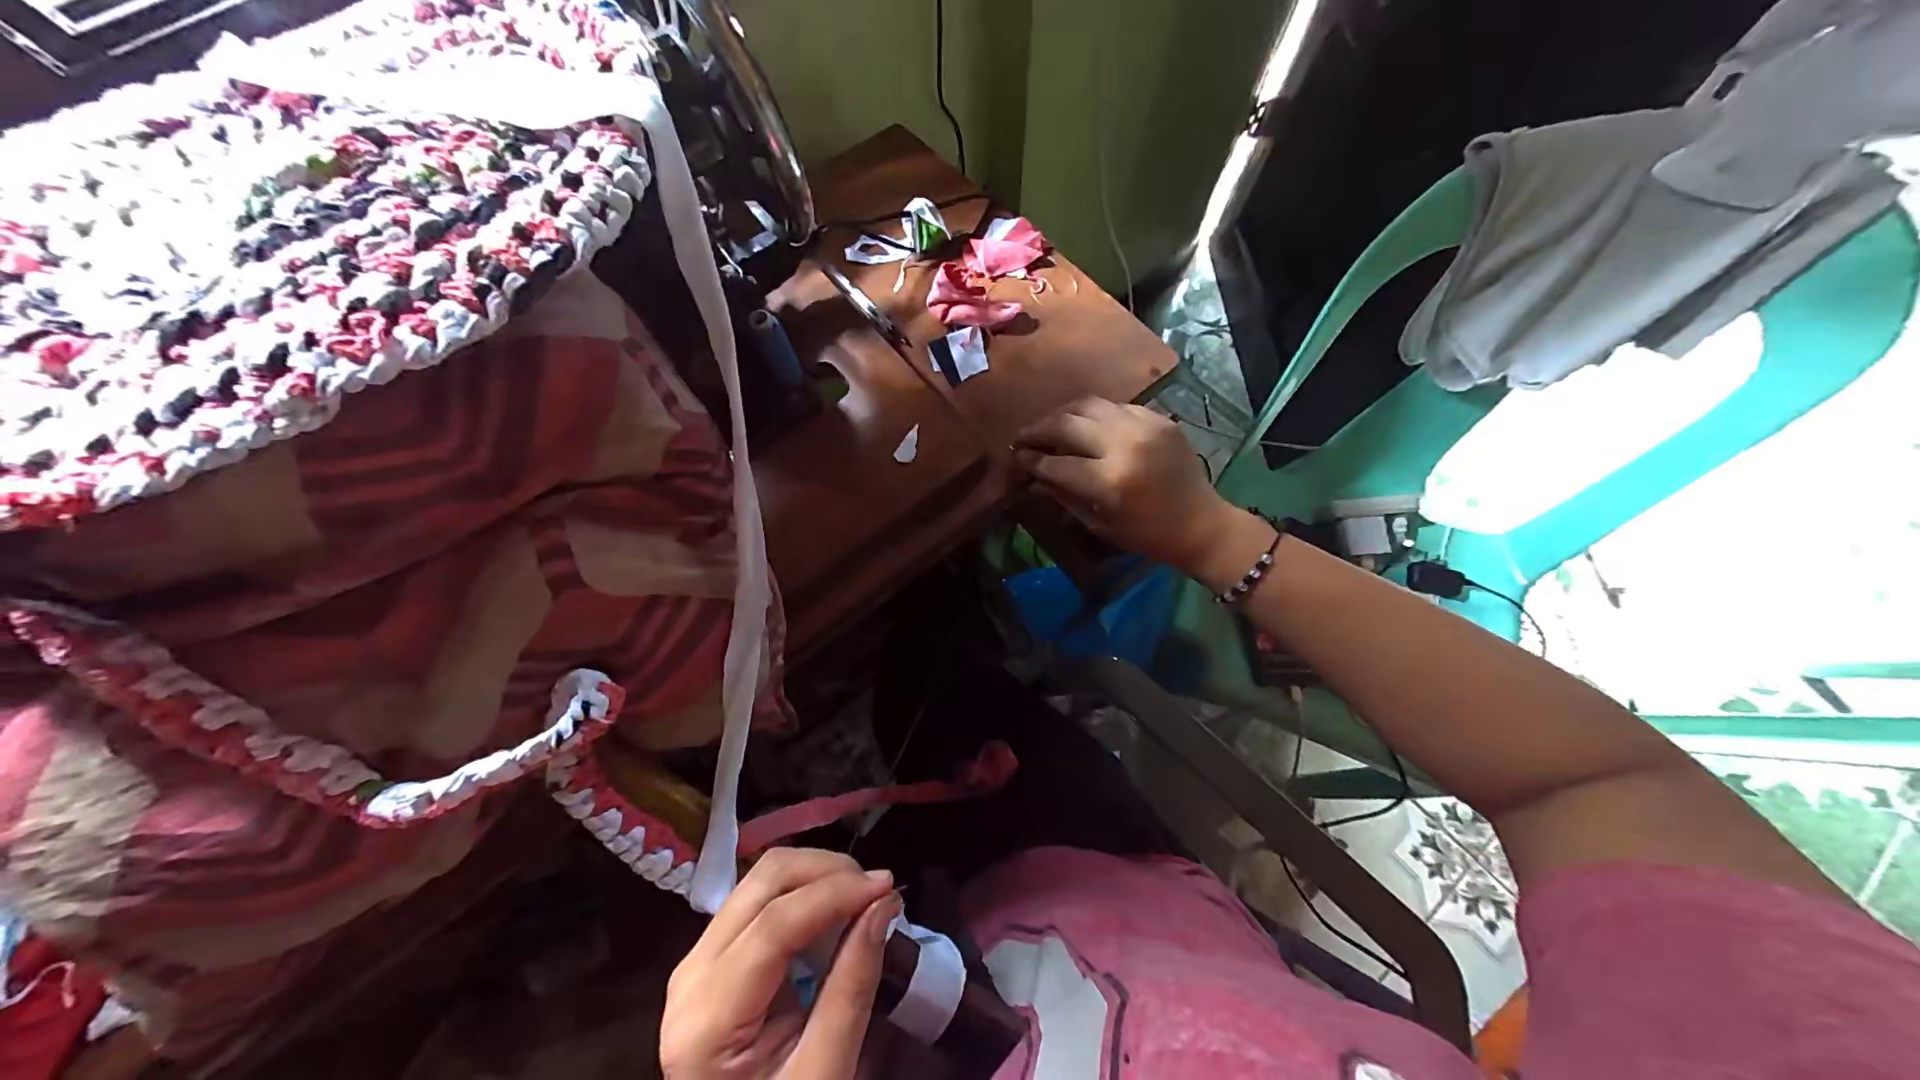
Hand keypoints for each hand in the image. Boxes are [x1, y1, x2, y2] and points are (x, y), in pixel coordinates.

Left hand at [661, 849, 901, 1079]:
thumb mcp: (823, 1075)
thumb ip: (851, 989)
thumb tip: (883, 906)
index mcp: (706, 1019)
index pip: (773, 925)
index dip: (834, 893)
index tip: (888, 885)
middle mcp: (689, 975)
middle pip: (762, 883)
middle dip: (827, 872)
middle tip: (878, 889)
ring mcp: (696, 960)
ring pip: (760, 880)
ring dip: (817, 875)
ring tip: (862, 897)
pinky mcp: (713, 956)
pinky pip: (760, 899)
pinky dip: (805, 891)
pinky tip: (836, 910)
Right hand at [1013, 398, 1266, 584]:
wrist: (1200, 522)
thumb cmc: (1146, 534)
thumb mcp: (1098, 522)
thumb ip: (1063, 493)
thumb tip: (1034, 472)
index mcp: (1109, 480)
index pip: (1056, 462)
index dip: (1031, 459)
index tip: (1017, 457)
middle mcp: (1124, 445)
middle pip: (1067, 423)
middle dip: (1038, 429)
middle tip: (1023, 437)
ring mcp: (1143, 426)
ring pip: (1088, 404)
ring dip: (1062, 413)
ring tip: (1049, 424)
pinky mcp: (1158, 418)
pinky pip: (1115, 406)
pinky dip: (1093, 413)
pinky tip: (1083, 424)